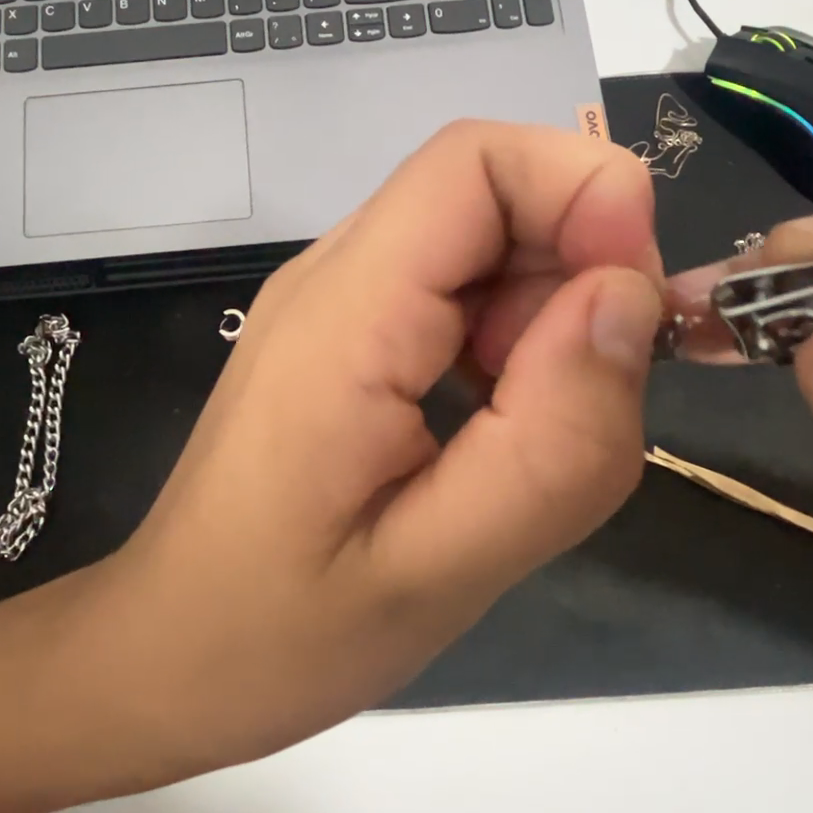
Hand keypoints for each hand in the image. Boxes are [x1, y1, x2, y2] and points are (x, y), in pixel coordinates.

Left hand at [94, 120, 664, 782]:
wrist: (172, 650)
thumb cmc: (282, 632)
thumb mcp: (439, 570)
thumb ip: (551, 441)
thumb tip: (627, 299)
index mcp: (344, 313)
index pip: (472, 162)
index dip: (581, 193)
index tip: (639, 302)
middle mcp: (334, 278)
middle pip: (485, 195)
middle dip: (578, 265)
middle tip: (599, 395)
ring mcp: (336, 305)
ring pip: (481, 246)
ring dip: (548, 316)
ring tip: (536, 433)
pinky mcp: (348, 340)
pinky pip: (456, 295)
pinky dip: (513, 342)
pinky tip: (499, 431)